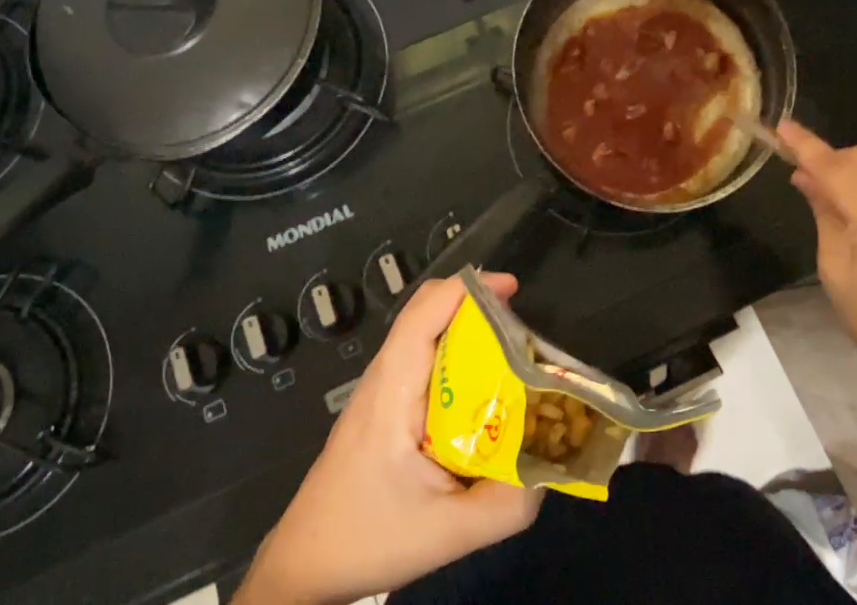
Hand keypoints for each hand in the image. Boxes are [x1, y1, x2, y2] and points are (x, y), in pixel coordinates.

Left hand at [238, 274, 542, 604]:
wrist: (305, 568)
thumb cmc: (368, 538)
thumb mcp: (450, 532)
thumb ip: (508, 503)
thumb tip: (551, 469)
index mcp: (392, 392)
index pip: (423, 314)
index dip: (467, 288)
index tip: (513, 288)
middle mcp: (383, 380)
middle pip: (426, 315)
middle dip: (477, 307)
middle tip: (524, 330)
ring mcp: (380, 394)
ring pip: (425, 339)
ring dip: (469, 334)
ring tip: (514, 357)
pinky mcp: (384, 412)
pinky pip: (423, 366)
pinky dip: (458, 361)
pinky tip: (484, 395)